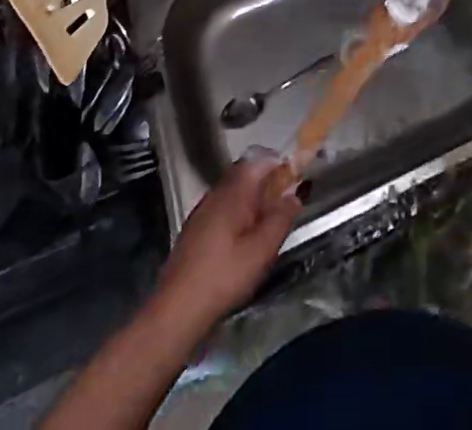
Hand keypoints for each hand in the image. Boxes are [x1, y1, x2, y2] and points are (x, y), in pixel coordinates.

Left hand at [154, 150, 300, 325]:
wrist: (177, 309)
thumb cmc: (224, 276)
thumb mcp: (262, 250)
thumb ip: (280, 219)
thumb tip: (294, 196)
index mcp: (232, 194)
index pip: (256, 161)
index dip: (277, 163)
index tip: (295, 175)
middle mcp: (214, 196)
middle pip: (243, 175)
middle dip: (266, 182)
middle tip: (286, 199)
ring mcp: (201, 213)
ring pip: (232, 193)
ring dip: (253, 199)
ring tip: (270, 220)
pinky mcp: (195, 231)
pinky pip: (222, 209)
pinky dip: (239, 214)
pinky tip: (246, 237)